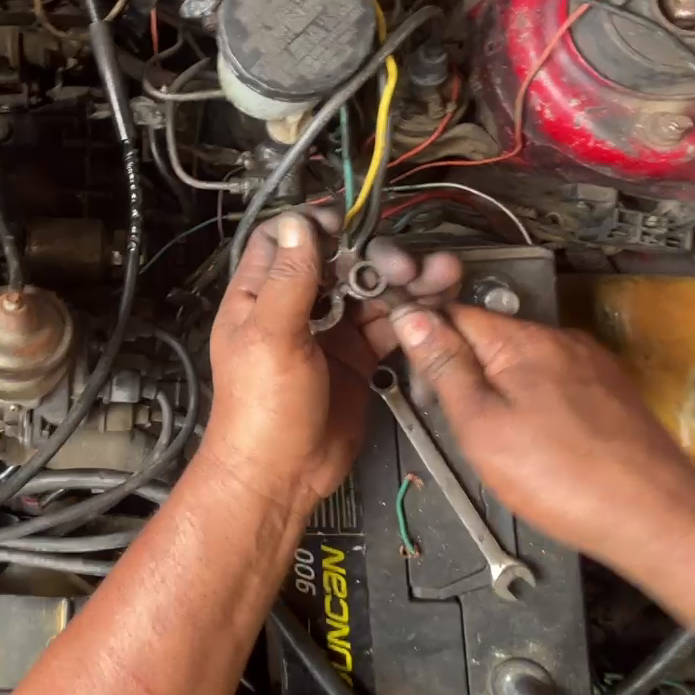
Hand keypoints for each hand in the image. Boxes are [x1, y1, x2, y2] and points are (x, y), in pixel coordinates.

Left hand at [205, 209, 460, 516]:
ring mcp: (327, 331)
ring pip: (366, 290)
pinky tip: (433, 305)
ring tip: (437, 276)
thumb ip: (289, 279)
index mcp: (258, 294)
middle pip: (335, 261)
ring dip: (399, 281)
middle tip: (403, 263)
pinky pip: (385, 324)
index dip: (312, 224)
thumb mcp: (272, 335)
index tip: (347, 220)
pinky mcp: (356, 356)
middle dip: (370, 255)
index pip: (281, 240)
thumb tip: (298, 221)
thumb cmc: (261, 406)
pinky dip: (408, 313)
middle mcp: (293, 306)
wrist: (283, 474)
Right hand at [387, 304, 694, 560]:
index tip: (421, 378)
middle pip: (487, 337)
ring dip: (497, 387)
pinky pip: (551, 381)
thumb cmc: (566, 478)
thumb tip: (411, 317)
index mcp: (522, 340)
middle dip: (463, 368)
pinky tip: (537, 441)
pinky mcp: (609, 392)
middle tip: (459, 420)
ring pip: (519, 361)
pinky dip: (532, 401)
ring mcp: (589, 365)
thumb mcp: (479, 423)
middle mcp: (560, 340)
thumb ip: (443, 365)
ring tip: (499, 436)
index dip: (425, 340)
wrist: (661, 522)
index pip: (451, 313)